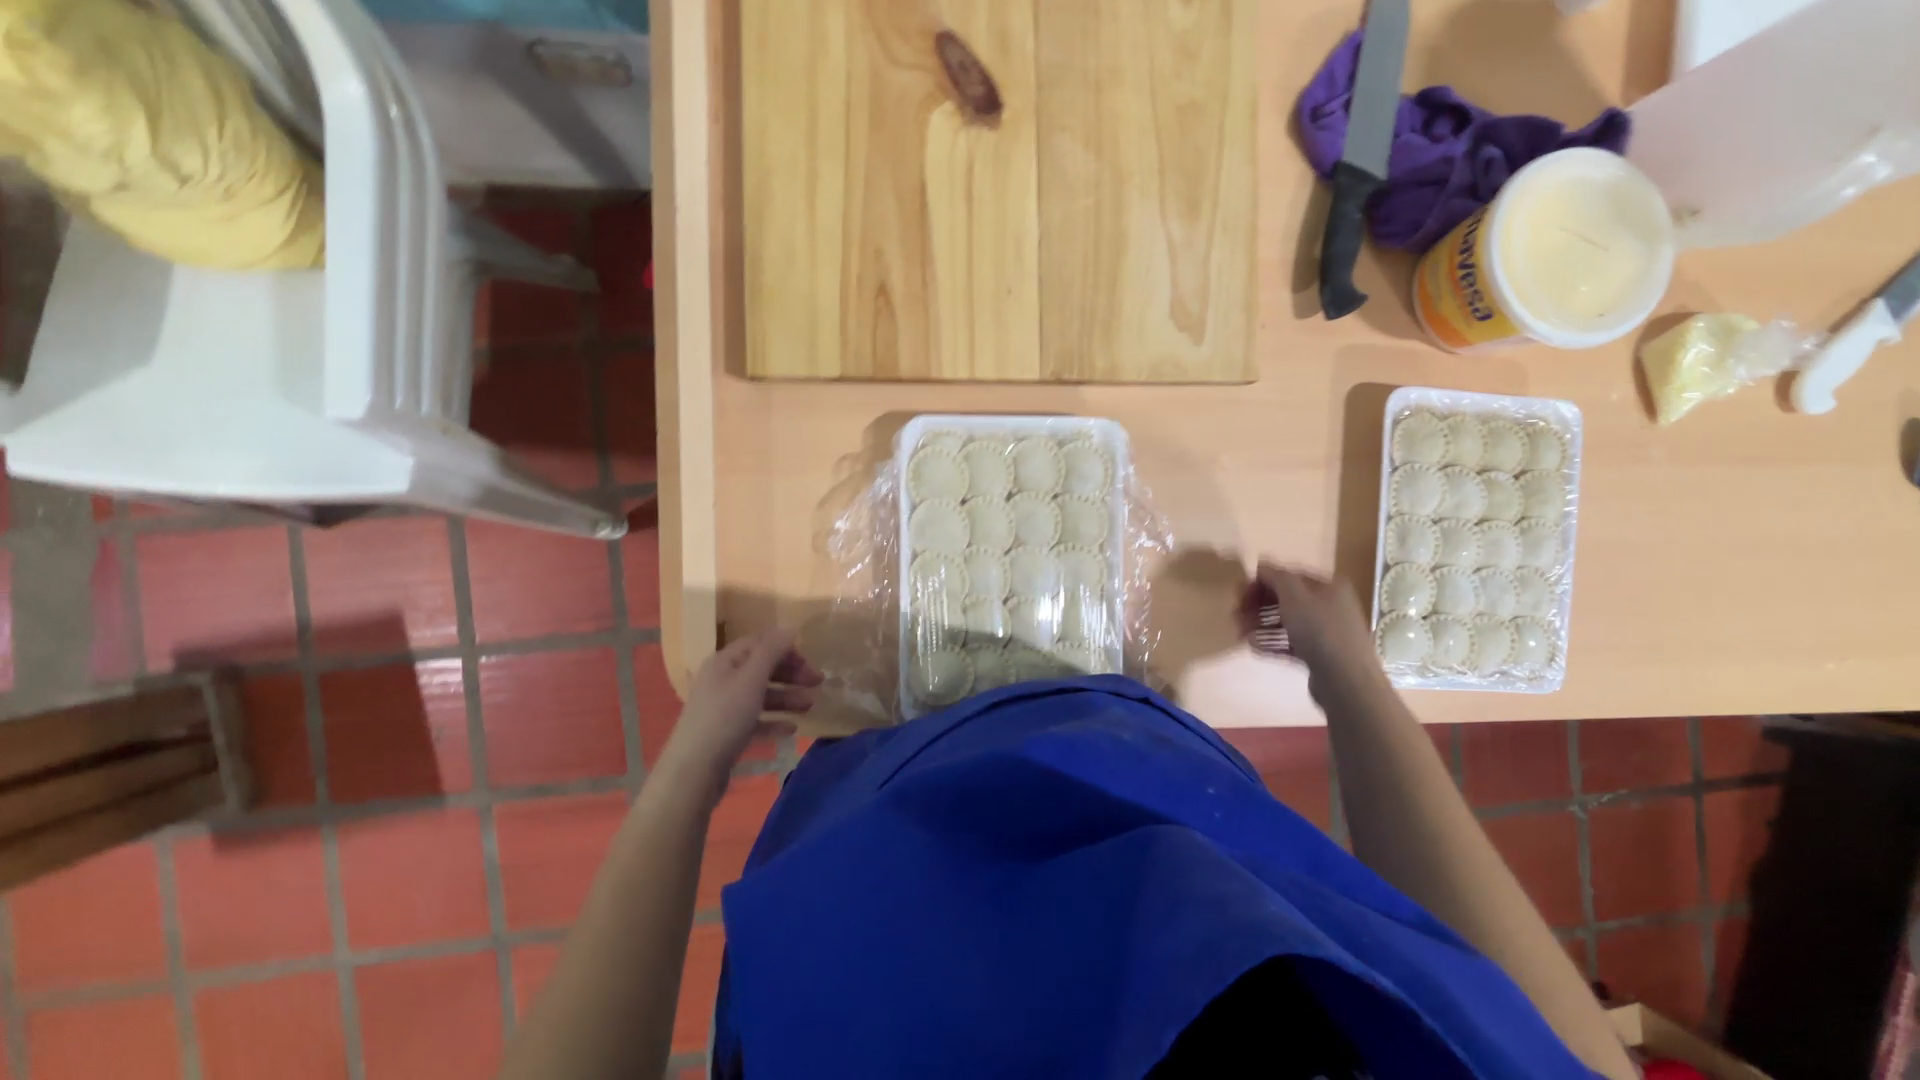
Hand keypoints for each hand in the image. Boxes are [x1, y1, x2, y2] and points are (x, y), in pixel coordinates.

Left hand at [657, 628, 822, 795]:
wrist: (694, 770)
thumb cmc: (724, 718)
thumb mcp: (751, 680)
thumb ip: (771, 652)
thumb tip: (788, 627)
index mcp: (724, 662)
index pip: (759, 644)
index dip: (785, 648)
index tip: (809, 661)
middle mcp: (722, 680)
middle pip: (761, 669)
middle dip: (790, 674)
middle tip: (818, 683)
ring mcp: (723, 707)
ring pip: (760, 695)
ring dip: (786, 698)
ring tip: (809, 707)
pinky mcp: (727, 733)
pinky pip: (755, 720)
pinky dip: (774, 721)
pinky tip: (791, 729)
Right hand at [1238, 561, 1384, 696]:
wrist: (1346, 680)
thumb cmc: (1320, 631)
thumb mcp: (1294, 596)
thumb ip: (1276, 576)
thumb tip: (1262, 563)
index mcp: (1329, 586)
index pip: (1289, 576)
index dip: (1262, 581)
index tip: (1239, 593)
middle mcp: (1330, 605)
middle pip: (1286, 599)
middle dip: (1258, 605)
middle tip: (1235, 615)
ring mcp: (1326, 632)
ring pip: (1287, 622)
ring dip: (1260, 625)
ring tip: (1239, 633)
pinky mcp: (1320, 655)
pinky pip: (1291, 643)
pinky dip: (1272, 642)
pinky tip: (1254, 647)